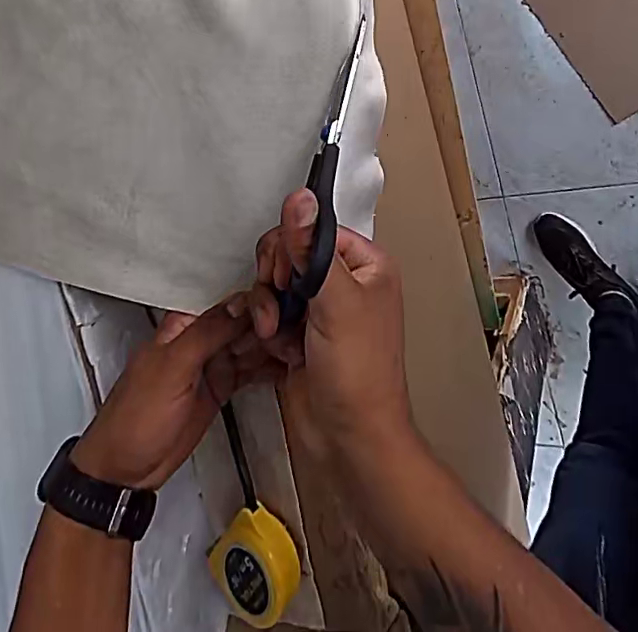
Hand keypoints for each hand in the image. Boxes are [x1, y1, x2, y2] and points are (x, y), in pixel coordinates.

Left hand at [72, 303, 283, 489]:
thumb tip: (242, 305)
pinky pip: (253, 369)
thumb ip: (208, 333)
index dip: (259, 307)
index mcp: (185, 326)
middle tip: (291, 344)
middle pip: (250, 322)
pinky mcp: (222, 385)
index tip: (275, 322)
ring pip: (255, 344)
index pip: (232, 303)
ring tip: (295, 356)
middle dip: (274, 329)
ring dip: (277, 348)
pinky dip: (271, 368)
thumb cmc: (132, 421)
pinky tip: (287, 369)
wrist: (123, 473)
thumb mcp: (172, 368)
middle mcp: (202, 339)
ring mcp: (213, 363)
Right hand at [243, 189, 412, 454]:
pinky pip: (272, 314)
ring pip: (277, 285)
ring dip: (270, 308)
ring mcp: (324, 310)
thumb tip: (301, 201)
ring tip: (280, 332)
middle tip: (283, 304)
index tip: (287, 272)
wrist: (349, 437)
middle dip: (277, 280)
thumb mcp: (336, 301)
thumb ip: (312, 249)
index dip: (294, 247)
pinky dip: (269, 330)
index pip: (318, 230)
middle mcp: (347, 283)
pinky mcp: (303, 334)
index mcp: (368, 265)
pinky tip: (280, 349)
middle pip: (293, 255)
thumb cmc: (361, 375)